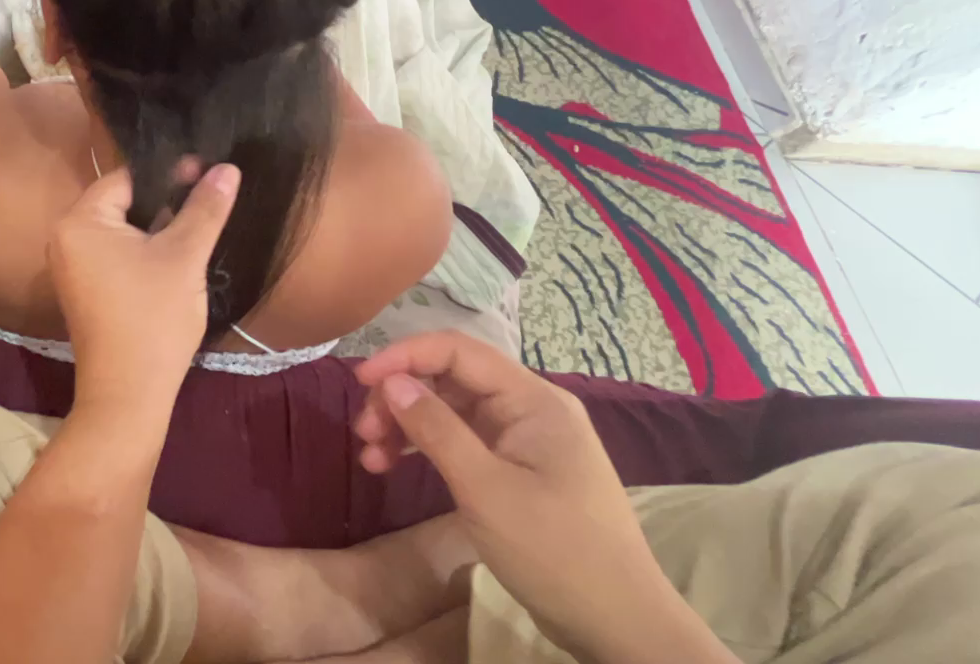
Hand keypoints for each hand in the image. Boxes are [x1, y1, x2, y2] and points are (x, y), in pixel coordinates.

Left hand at [48, 162, 239, 419]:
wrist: (129, 393)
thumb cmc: (153, 317)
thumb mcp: (184, 257)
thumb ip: (204, 209)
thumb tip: (228, 168)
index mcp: (79, 221)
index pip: (126, 178)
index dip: (169, 173)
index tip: (208, 173)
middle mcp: (65, 237)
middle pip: (121, 201)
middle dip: (164, 199)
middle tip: (207, 197)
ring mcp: (71, 264)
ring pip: (121, 228)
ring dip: (156, 226)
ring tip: (197, 224)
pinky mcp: (83, 287)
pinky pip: (114, 252)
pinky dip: (142, 249)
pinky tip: (175, 254)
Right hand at [352, 333, 706, 662]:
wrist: (619, 628)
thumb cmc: (556, 552)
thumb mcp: (486, 489)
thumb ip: (436, 429)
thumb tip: (390, 381)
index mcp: (533, 400)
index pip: (457, 350)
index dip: (403, 355)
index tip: (360, 379)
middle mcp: (527, 408)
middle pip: (446, 378)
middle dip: (398, 396)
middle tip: (363, 431)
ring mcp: (519, 438)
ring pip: (445, 409)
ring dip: (403, 424)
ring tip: (370, 455)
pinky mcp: (511, 466)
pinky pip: (455, 438)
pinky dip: (421, 447)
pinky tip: (390, 465)